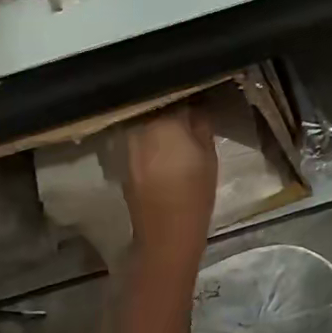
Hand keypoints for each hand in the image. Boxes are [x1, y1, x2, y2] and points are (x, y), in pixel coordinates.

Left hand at [120, 105, 216, 257]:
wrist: (166, 234)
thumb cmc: (195, 194)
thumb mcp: (209, 157)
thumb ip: (201, 127)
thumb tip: (196, 110)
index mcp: (164, 122)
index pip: (177, 98)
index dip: (189, 101)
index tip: (199, 105)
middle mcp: (140, 128)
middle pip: (155, 109)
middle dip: (169, 110)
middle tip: (186, 118)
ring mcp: (127, 145)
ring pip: (144, 125)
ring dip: (157, 126)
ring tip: (174, 135)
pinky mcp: (121, 162)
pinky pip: (137, 142)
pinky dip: (147, 143)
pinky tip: (160, 153)